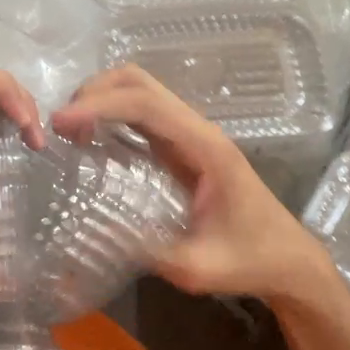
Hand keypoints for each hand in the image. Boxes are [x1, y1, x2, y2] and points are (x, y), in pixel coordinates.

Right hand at [52, 66, 332, 303]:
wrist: (289, 259)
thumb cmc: (251, 259)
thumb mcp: (202, 269)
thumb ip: (156, 254)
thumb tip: (103, 239)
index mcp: (205, 146)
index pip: (145, 105)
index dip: (99, 106)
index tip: (60, 122)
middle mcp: (195, 128)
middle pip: (138, 81)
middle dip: (94, 91)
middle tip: (61, 124)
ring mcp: (188, 131)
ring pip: (138, 88)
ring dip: (100, 96)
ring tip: (70, 129)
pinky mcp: (179, 142)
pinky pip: (139, 110)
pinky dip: (109, 110)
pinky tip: (90, 136)